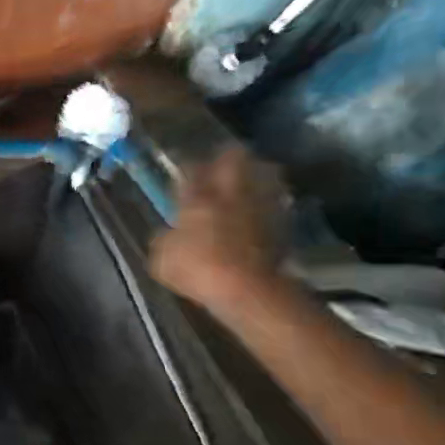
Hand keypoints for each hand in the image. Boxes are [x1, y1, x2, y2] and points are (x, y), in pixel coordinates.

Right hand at [150, 146, 288, 310]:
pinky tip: (264, 206)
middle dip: (228, 155)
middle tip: (222, 159)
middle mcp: (230, 193)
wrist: (247, 289)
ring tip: (249, 177)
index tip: (185, 168)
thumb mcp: (162, 259)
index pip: (192, 169)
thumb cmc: (198, 270)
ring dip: (256, 171)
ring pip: (263, 172)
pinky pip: (276, 200)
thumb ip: (163, 239)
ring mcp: (260, 205)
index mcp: (198, 198)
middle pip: (234, 158)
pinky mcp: (282, 221)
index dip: (187, 166)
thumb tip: (168, 234)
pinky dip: (270, 198)